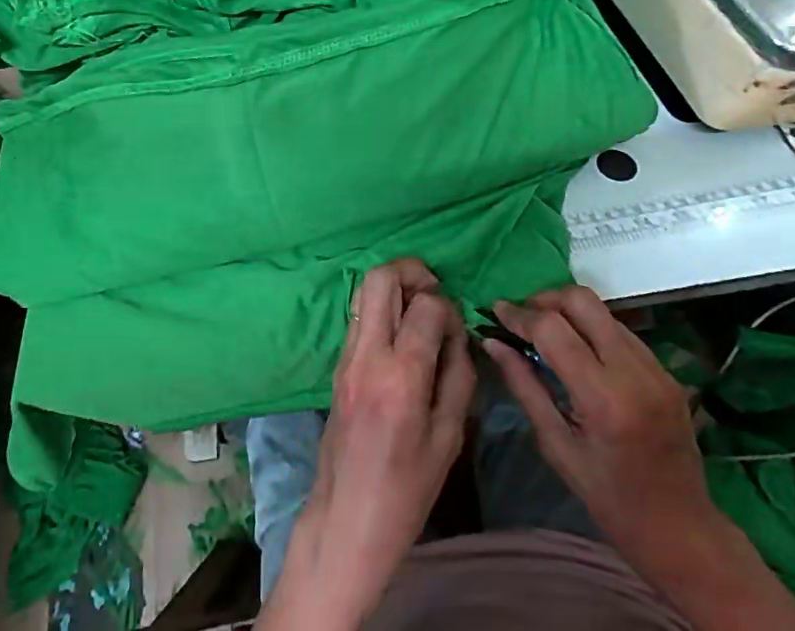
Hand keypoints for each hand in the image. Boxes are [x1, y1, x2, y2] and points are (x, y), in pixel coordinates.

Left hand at [258, 259, 474, 630]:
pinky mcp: (336, 367)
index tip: (456, 331)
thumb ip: (458, 375)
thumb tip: (458, 334)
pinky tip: (402, 336)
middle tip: (434, 293)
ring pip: (363, 292)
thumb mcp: (449, 437)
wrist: (345, 522)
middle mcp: (366, 356)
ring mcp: (344, 359)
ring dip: (395, 288)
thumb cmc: (406, 490)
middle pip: (380, 278)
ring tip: (419, 312)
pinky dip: (381, 310)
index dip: (448, 307)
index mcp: (400, 376)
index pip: (426, 306)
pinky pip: (358, 317)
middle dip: (412, 271)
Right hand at [485, 286, 794, 630]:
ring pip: (604, 312)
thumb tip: (494, 343)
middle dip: (545, 299)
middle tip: (522, 317)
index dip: (519, 314)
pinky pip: (622, 332)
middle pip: (583, 301)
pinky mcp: (666, 369)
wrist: (680, 527)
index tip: (495, 311)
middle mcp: (634, 371)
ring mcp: (656, 366)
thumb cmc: (609, 498)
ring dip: (569, 312)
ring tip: (544, 332)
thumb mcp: (556, 447)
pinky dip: (593, 330)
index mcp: (603, 398)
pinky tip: (578, 351)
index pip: (553, 330)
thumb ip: (525, 387)